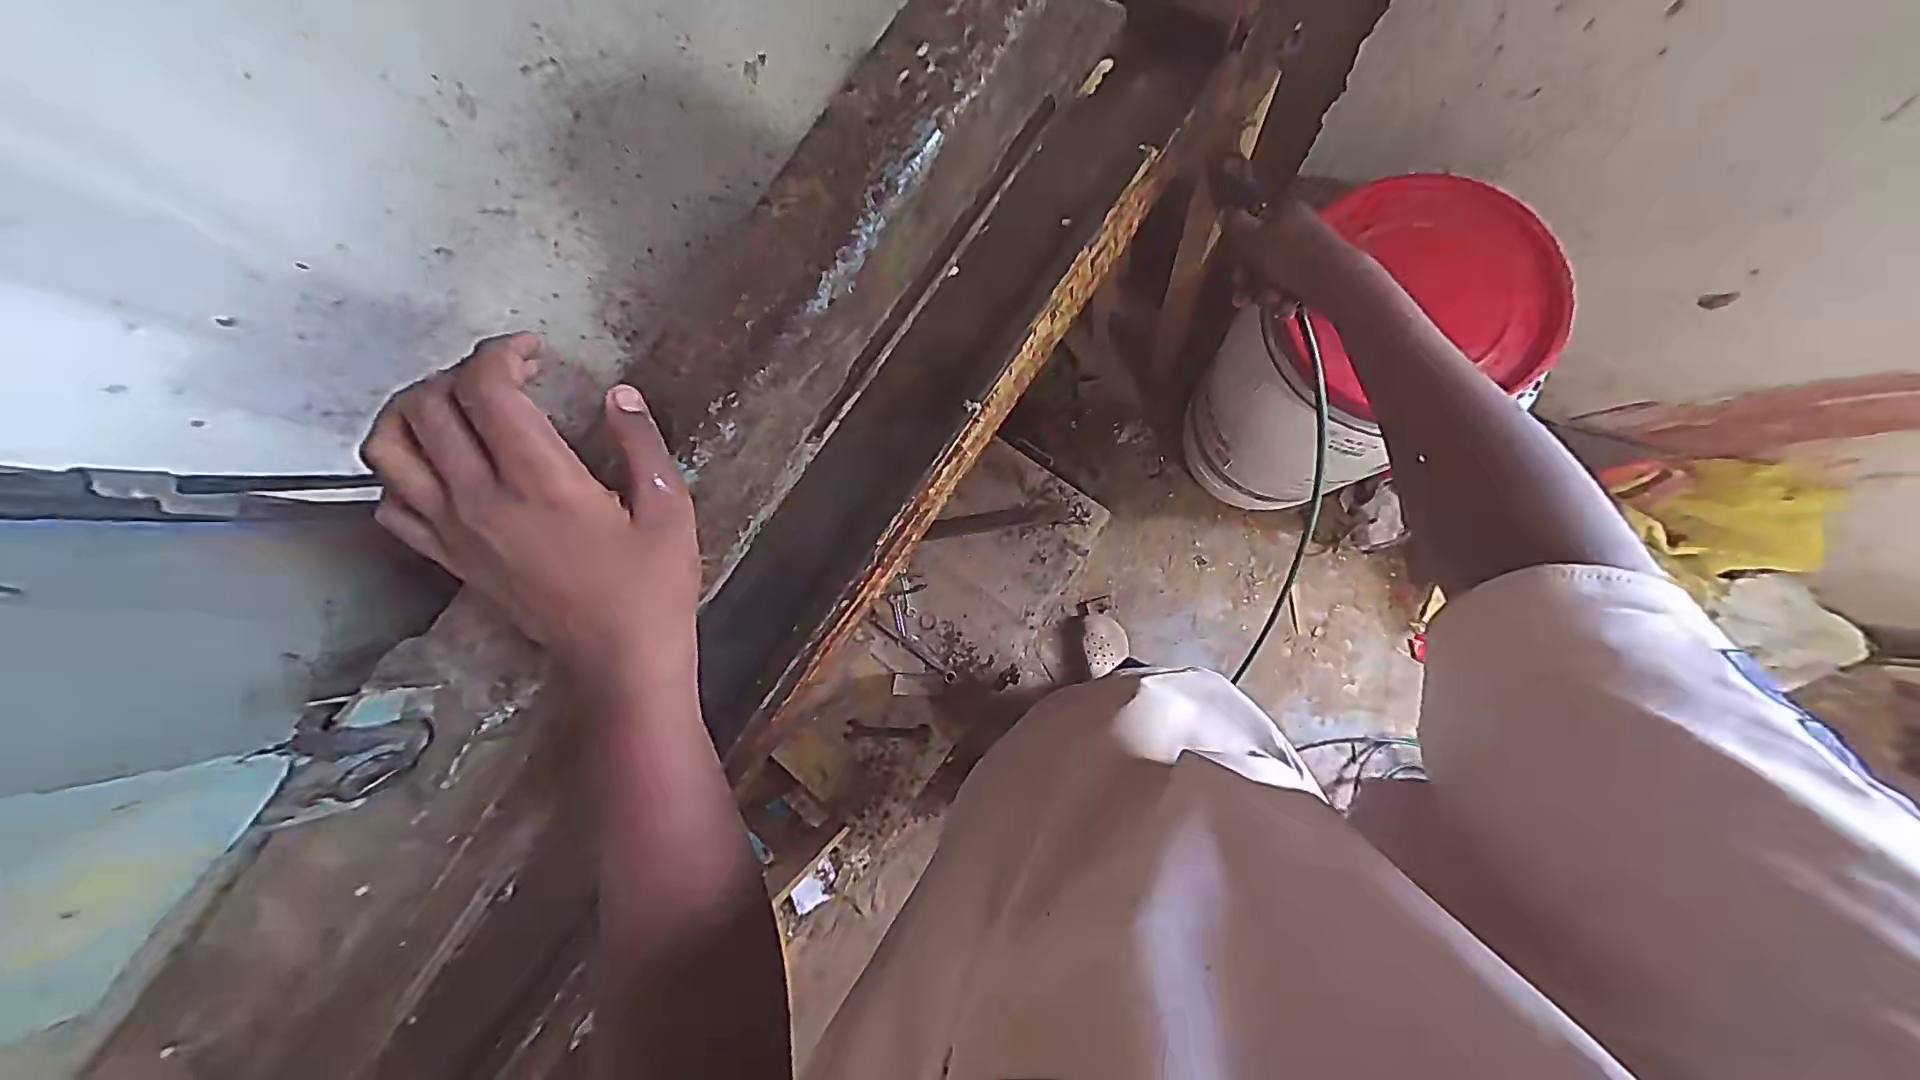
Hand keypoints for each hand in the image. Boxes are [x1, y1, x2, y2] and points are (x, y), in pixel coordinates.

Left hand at [359, 333, 698, 683]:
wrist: (620, 656)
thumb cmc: (653, 585)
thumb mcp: (669, 510)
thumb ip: (643, 445)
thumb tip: (619, 394)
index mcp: (540, 482)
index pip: (487, 391)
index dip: (502, 354)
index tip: (534, 351)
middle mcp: (481, 500)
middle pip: (429, 406)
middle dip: (463, 373)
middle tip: (509, 378)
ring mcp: (454, 532)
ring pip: (389, 448)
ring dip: (414, 410)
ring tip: (460, 408)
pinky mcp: (448, 559)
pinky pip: (390, 502)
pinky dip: (402, 470)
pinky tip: (443, 467)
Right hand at [1222, 200, 1379, 318]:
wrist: (1333, 282)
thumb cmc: (1288, 257)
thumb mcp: (1252, 239)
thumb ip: (1234, 225)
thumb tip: (1224, 211)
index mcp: (1284, 211)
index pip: (1253, 226)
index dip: (1239, 251)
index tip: (1234, 270)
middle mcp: (1297, 227)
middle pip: (1262, 256)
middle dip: (1250, 281)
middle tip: (1244, 297)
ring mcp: (1309, 250)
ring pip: (1274, 275)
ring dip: (1265, 293)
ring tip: (1271, 302)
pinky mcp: (1318, 273)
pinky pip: (1291, 286)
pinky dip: (1284, 299)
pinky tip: (1285, 307)